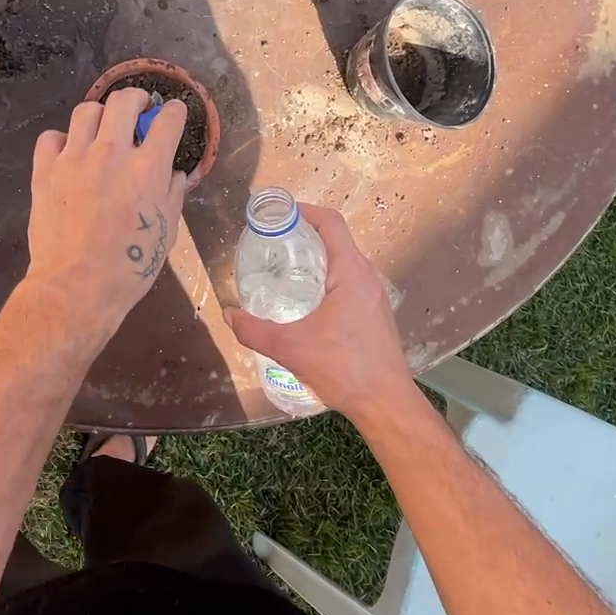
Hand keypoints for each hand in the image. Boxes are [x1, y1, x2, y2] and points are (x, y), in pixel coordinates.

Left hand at [26, 89, 188, 332]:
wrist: (77, 287)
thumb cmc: (130, 268)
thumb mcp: (167, 232)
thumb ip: (173, 194)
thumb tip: (176, 174)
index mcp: (148, 168)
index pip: (168, 120)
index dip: (175, 112)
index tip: (173, 112)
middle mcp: (111, 153)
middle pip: (124, 101)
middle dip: (137, 99)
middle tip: (139, 108)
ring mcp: (74, 159)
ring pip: (86, 111)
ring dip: (100, 115)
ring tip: (103, 129)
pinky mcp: (45, 171)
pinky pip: (51, 137)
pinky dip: (63, 140)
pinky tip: (69, 153)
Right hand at [224, 203, 413, 417]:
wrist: (386, 404)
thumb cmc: (345, 370)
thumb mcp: (290, 348)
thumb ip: (254, 330)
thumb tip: (229, 316)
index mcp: (351, 272)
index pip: (330, 222)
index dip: (304, 210)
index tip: (278, 213)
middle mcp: (367, 276)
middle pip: (335, 239)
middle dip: (303, 235)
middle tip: (272, 243)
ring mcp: (374, 294)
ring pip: (342, 261)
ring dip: (315, 258)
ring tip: (284, 269)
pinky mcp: (375, 312)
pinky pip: (349, 280)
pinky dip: (326, 277)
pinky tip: (306, 300)